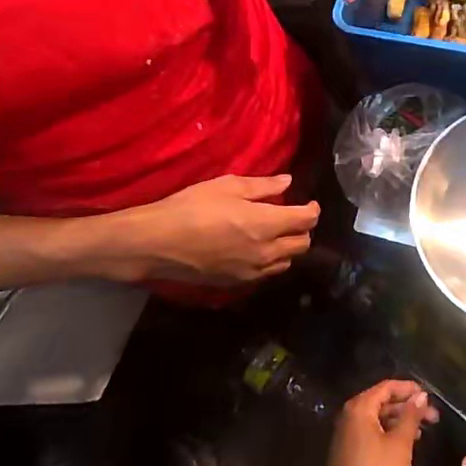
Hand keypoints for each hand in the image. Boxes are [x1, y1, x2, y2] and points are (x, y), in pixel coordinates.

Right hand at [98, 174, 317, 283]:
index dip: (312, 210)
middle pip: (302, 245)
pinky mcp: (233, 283)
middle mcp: (264, 252)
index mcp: (266, 225)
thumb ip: (263, 186)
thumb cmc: (191, 207)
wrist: (153, 243)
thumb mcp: (228, 186)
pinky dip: (269, 263)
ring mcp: (249, 271)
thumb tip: (287, 182)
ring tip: (276, 234)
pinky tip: (257, 251)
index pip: (306, 221)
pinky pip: (264, 274)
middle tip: (292, 217)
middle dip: (303, 230)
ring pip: (285, 263)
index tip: (308, 202)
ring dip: (287, 248)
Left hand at [321, 380, 437, 465]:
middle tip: (432, 416)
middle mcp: (349, 417)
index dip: (409, 389)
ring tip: (422, 430)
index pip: (387, 386)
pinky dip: (389, 433)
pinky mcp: (348, 453)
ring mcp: (347, 437)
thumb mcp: (400, 444)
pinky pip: (371, 433)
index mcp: (359, 409)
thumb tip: (421, 395)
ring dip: (400, 421)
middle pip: (382, 401)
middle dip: (407, 407)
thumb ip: (411, 416)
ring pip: (377, 418)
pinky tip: (405, 444)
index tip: (430, 397)